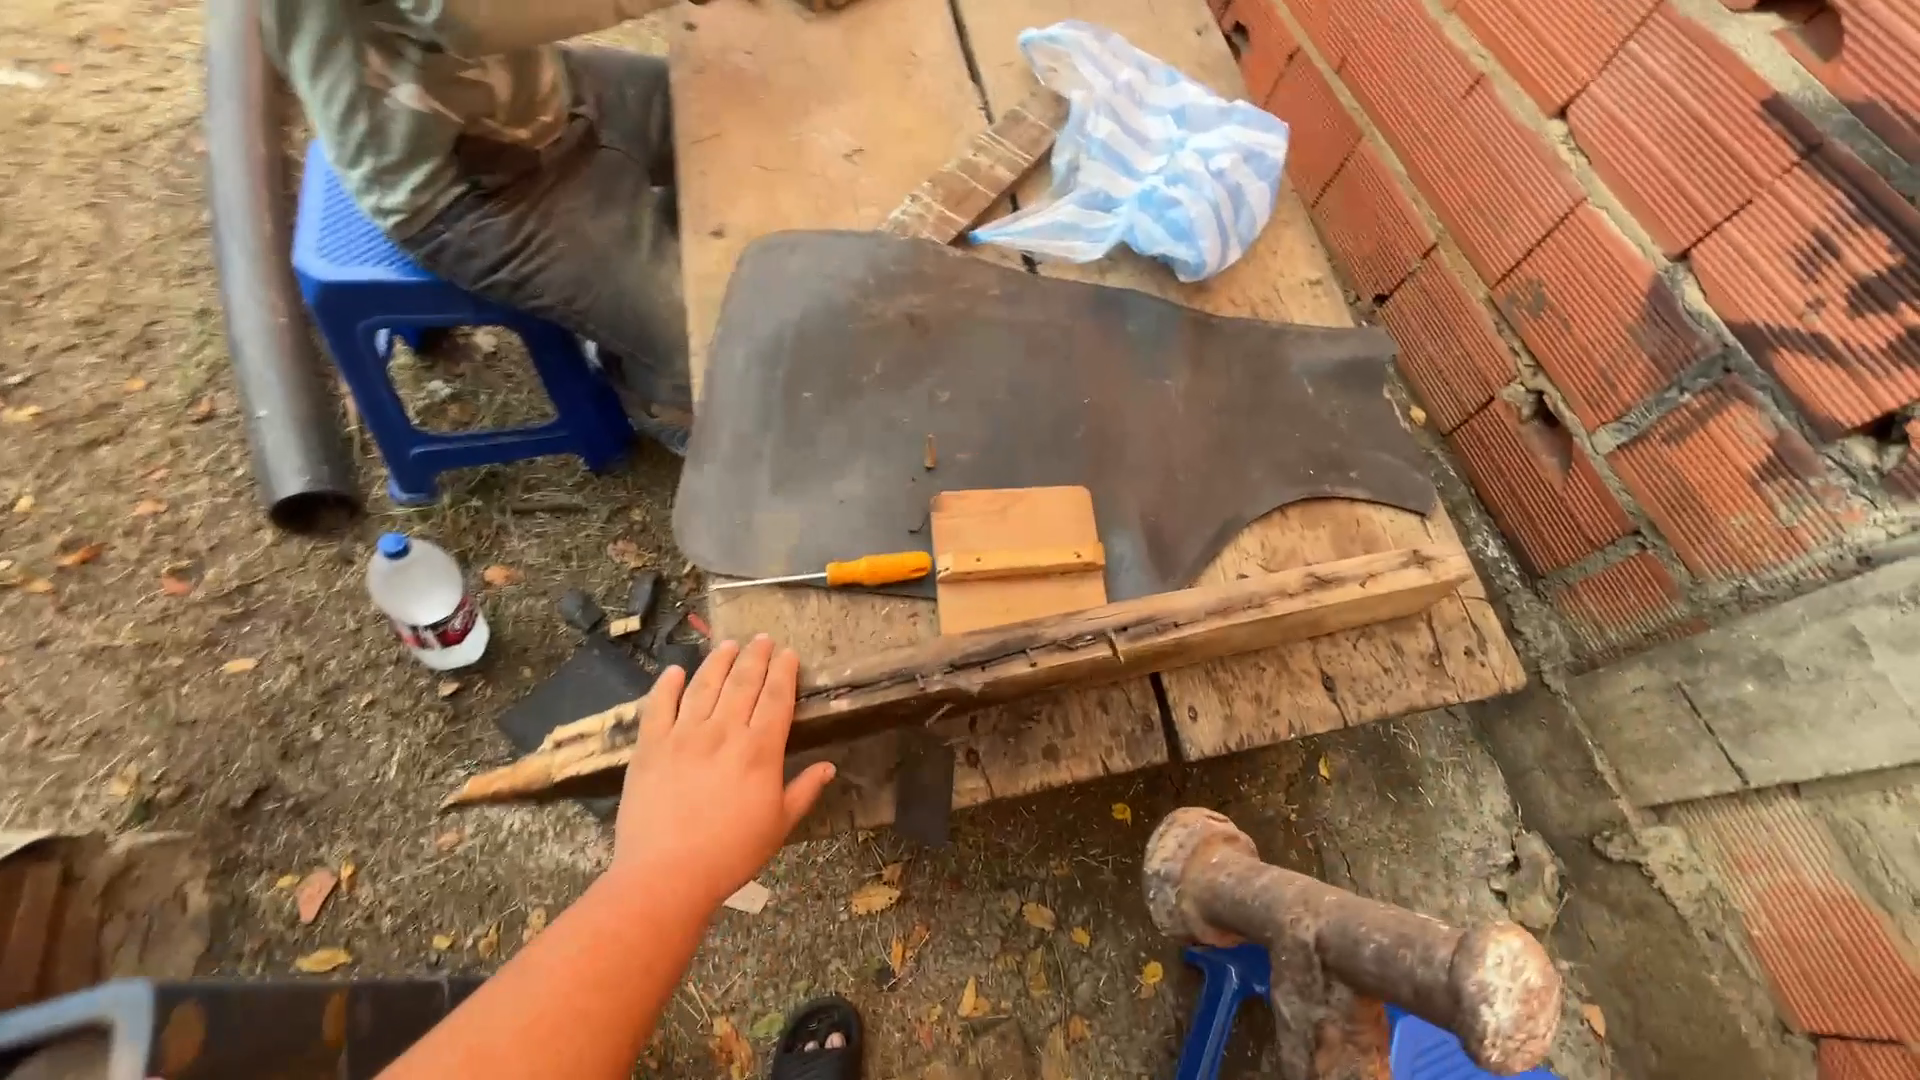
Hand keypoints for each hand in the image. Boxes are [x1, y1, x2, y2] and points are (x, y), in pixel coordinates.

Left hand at [610, 635, 836, 908]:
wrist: (665, 875)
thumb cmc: (730, 854)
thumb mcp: (779, 826)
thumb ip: (804, 790)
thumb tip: (829, 766)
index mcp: (760, 750)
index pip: (777, 698)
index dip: (784, 671)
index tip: (789, 653)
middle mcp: (724, 732)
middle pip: (743, 682)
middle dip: (756, 656)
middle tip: (762, 639)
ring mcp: (683, 735)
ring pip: (704, 685)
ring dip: (719, 660)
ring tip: (728, 644)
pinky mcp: (649, 746)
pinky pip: (659, 705)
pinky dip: (668, 684)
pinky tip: (676, 671)